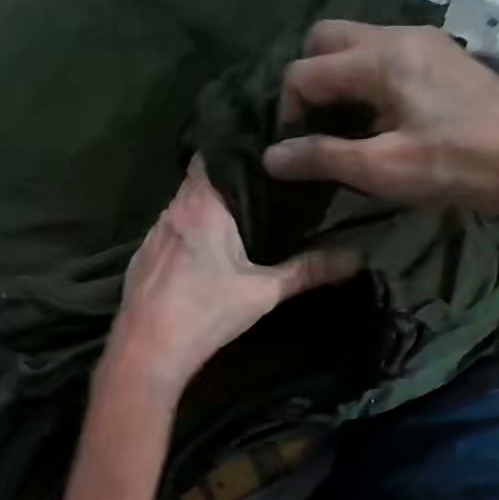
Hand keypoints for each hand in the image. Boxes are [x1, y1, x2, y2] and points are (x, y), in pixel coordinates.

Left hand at [106, 157, 360, 396]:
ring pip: (181, 209)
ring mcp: (151, 236)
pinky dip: (184, 235)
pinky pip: (167, 234)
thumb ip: (309, 270)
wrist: (147, 351)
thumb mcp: (263, 293)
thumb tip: (358, 256)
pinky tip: (199, 253)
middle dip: (226, 183)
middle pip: (198, 182)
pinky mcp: (140, 260)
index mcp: (201, 206)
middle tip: (261, 186)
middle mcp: (171, 212)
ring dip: (204, 211)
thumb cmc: (206, 314)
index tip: (263, 149)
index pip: (213, 155)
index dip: (236, 148)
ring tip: (234, 217)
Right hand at [262, 22, 498, 223]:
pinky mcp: (439, 58)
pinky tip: (372, 119)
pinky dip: (360, 80)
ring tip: (339, 127)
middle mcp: (397, 37)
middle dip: (306, 80)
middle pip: (324, 39)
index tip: (298, 151)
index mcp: (380, 59)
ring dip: (334, 80)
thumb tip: (269, 156)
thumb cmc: (458, 164)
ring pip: (353, 44)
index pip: (303, 72)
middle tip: (312, 125)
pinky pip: (380, 54)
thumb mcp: (382, 168)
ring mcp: (422, 42)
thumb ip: (321, 158)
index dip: (287, 112)